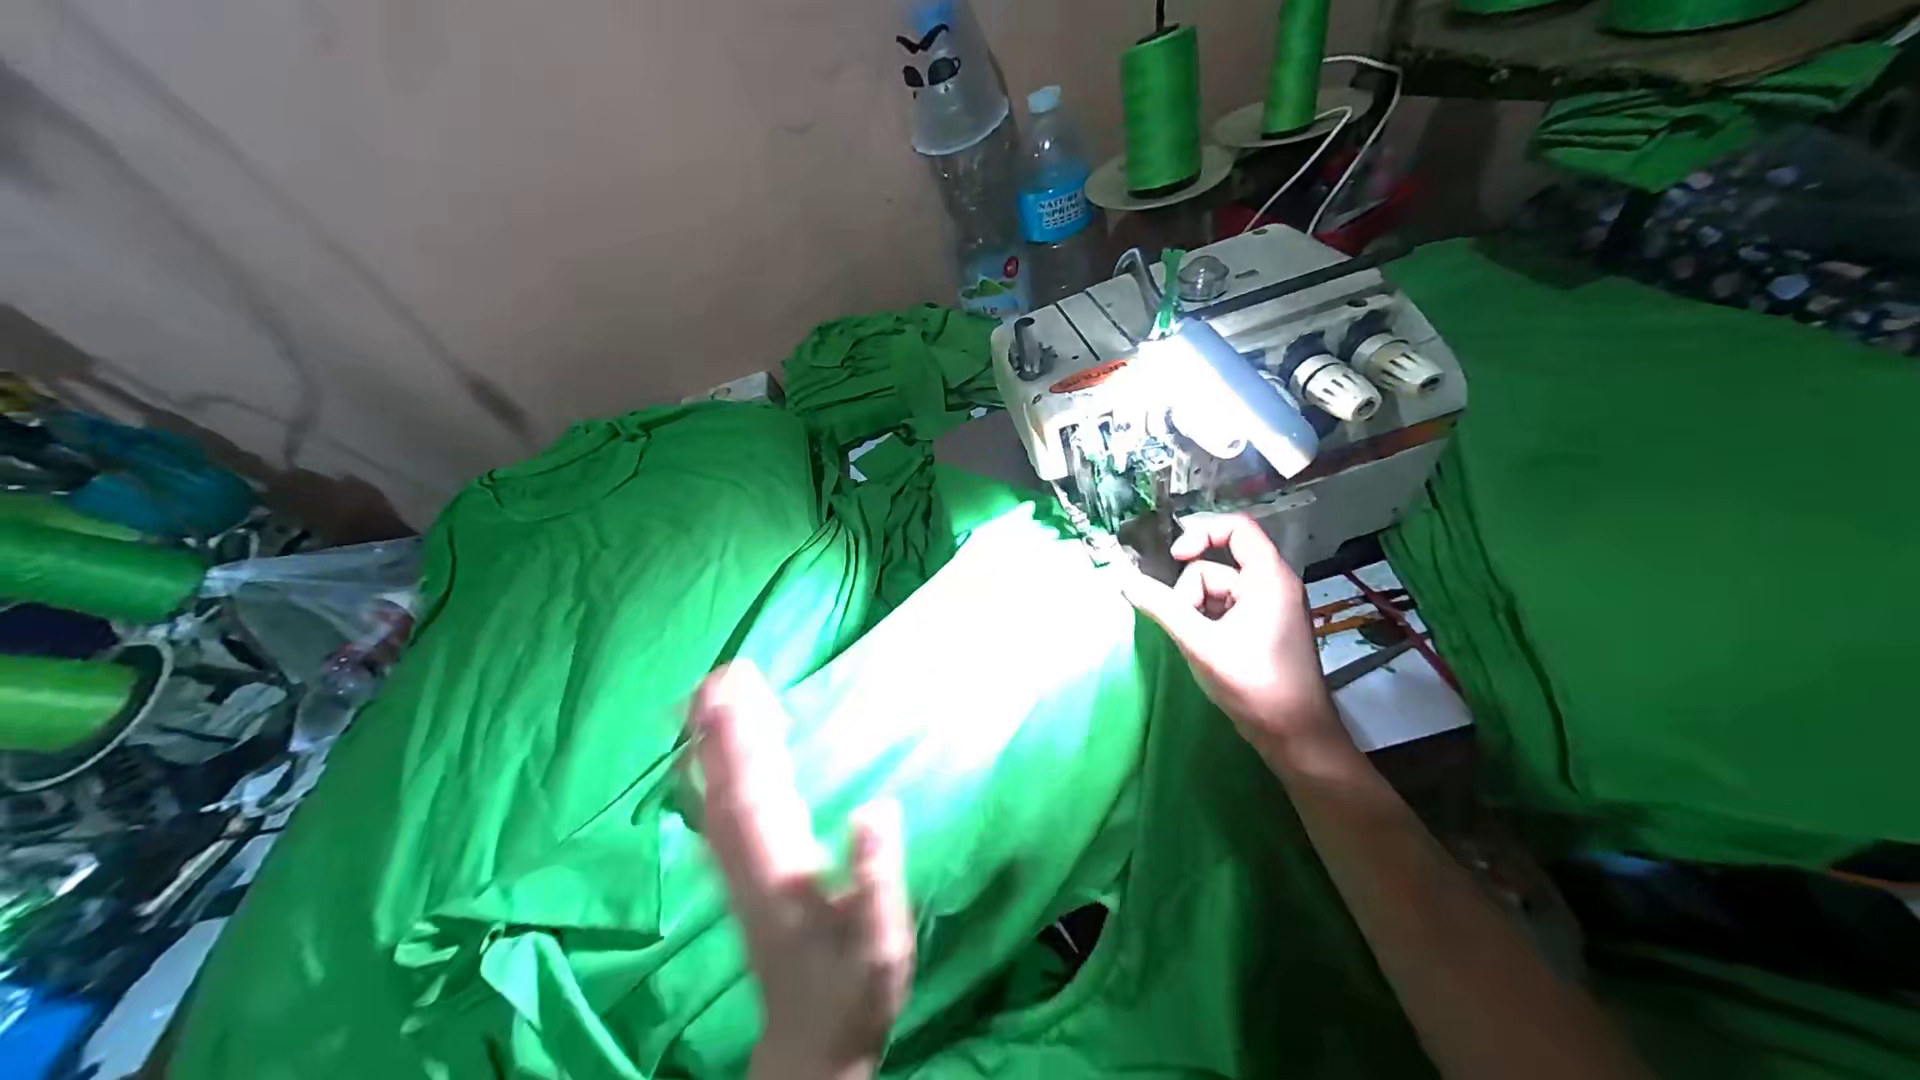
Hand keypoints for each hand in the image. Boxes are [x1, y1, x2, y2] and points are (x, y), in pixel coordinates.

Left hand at [690, 662, 914, 1079]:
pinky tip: (709, 752)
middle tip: (721, 670)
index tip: (738, 685)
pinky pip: (717, 813)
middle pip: (724, 784)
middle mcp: (748, 862)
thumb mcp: (882, 940)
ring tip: (708, 694)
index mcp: (780, 868)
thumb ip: (877, 876)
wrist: (811, 1045)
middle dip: (719, 726)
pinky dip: (710, 774)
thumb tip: (877, 806)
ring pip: (713, 796)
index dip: (742, 736)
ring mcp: (739, 870)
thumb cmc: (854, 988)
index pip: (753, 790)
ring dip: (708, 744)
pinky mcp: (741, 876)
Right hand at [1119, 514, 1347, 763]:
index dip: (1201, 534)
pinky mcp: (1263, 628)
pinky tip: (1208, 651)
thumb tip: (1124, 580)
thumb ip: (1161, 607)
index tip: (1174, 559)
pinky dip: (1209, 623)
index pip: (1236, 528)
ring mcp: (1269, 608)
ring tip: (1201, 646)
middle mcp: (1272, 585)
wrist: (1294, 734)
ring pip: (1216, 591)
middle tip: (1188, 629)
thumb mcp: (1200, 642)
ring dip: (1198, 613)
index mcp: (1268, 578)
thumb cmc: (1253, 683)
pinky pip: (1225, 610)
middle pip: (1216, 567)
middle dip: (1191, 593)